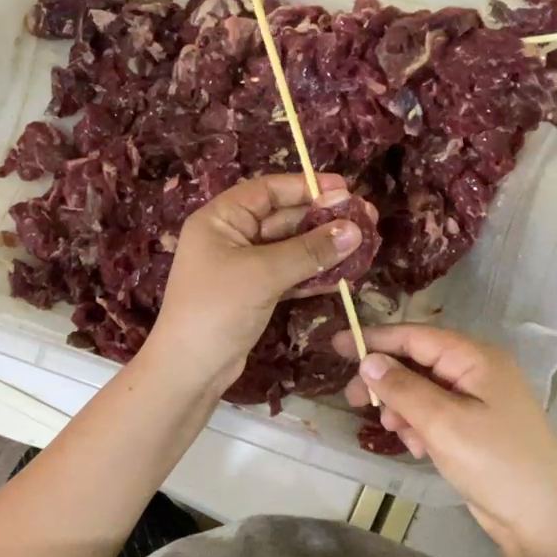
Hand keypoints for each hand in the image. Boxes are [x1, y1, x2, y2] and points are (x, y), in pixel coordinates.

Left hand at [148, 174, 363, 391]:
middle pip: (281, 217)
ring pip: (289, 248)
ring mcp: (241, 267)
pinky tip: (345, 273)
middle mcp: (228, 237)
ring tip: (365, 242)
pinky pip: (288, 274)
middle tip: (366, 218)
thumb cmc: (217, 309)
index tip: (345, 190)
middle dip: (322, 218)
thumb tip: (355, 229)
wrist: (190, 369)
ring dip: (323, 247)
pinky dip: (313, 273)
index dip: (306, 187)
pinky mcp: (253, 293)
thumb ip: (309, 251)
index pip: (266, 191)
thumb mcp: (263, 274)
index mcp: (219, 220)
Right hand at [336, 325, 556, 556]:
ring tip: (396, 432)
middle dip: (385, 380)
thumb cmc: (495, 464)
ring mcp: (479, 401)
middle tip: (354, 401)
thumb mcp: (443, 423)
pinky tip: (417, 448)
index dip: (375, 339)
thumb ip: (403, 388)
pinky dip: (418, 426)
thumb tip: (368, 361)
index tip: (335, 344)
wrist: (542, 520)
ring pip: (422, 390)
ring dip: (401, 407)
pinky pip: (434, 414)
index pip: (416, 337)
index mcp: (477, 359)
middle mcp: (478, 372)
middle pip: (418, 362)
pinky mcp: (475, 428)